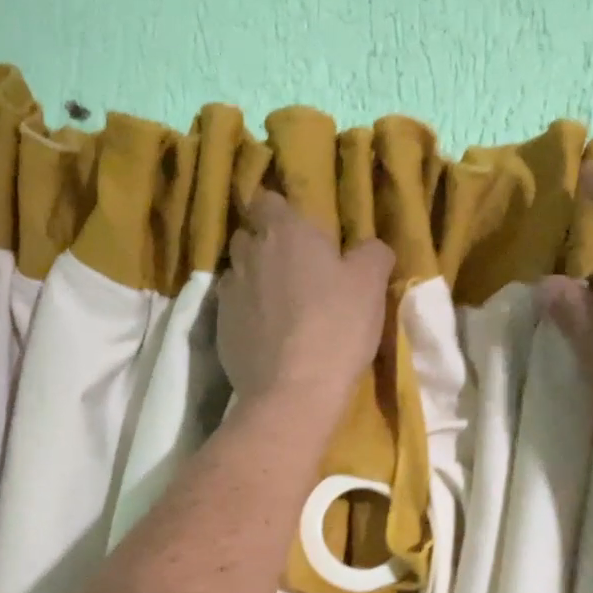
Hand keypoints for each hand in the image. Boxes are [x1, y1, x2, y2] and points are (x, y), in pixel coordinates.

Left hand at [216, 192, 396, 402]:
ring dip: (255, 282)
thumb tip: (370, 247)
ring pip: (239, 274)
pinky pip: (233, 311)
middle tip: (295, 270)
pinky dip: (248, 317)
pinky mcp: (220, 330)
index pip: (267, 200)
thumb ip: (372, 254)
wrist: (293, 393)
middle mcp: (249, 254)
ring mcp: (229, 293)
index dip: (281, 212)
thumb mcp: (371, 285)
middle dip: (266, 245)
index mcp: (285, 231)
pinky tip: (269, 337)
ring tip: (280, 306)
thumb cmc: (336, 328)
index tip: (301, 231)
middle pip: (249, 236)